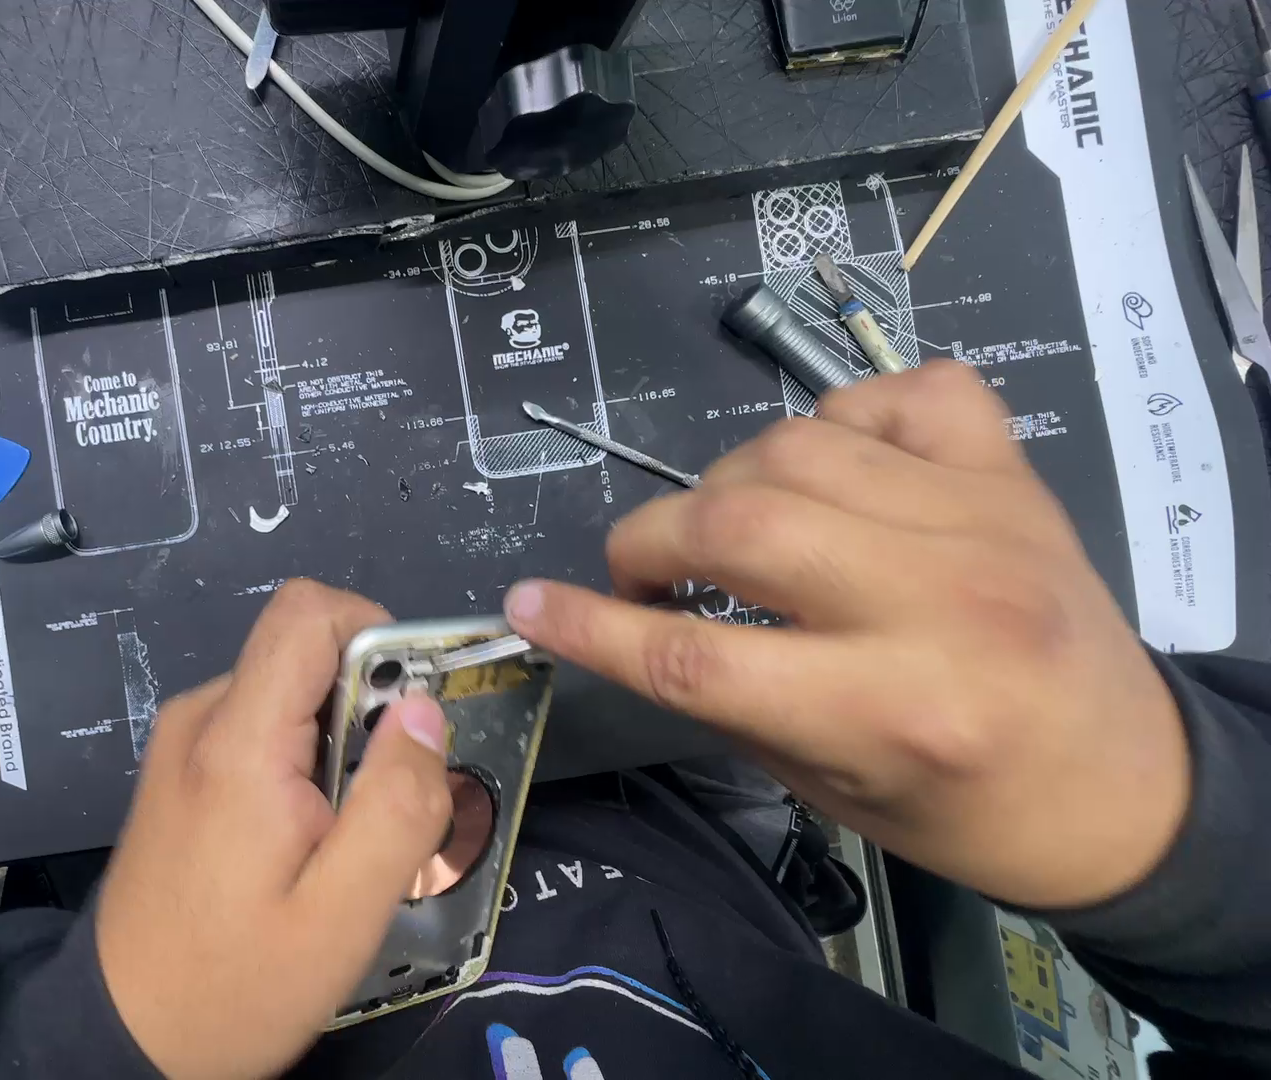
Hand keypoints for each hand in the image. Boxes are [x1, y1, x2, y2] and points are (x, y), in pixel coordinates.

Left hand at [95, 580, 453, 1079]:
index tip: (408, 704)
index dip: (372, 631)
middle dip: (365, 702)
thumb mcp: (343, 915)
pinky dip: (301, 754)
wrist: (123, 1031)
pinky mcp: (181, 761)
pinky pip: (261, 722)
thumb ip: (397, 805)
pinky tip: (299, 830)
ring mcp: (185, 736)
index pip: (307, 612)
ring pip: (288, 688)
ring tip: (339, 827)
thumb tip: (424, 709)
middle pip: (303, 651)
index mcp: (238, 739)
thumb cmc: (235, 984)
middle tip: (379, 795)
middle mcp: (202, 714)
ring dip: (336, 736)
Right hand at [503, 361, 1188, 910]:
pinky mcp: (1013, 475)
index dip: (587, 626)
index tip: (528, 606)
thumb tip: (618, 614)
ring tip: (728, 529)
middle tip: (642, 573)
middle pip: (735, 528)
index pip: (692, 659)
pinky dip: (837, 417)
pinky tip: (830, 470)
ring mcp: (983, 522)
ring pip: (792, 447)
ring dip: (722, 485)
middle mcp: (939, 604)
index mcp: (888, 713)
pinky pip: (898, 394)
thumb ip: (711, 688)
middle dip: (648, 542)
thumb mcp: (812, 779)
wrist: (1131, 787)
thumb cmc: (953, 807)